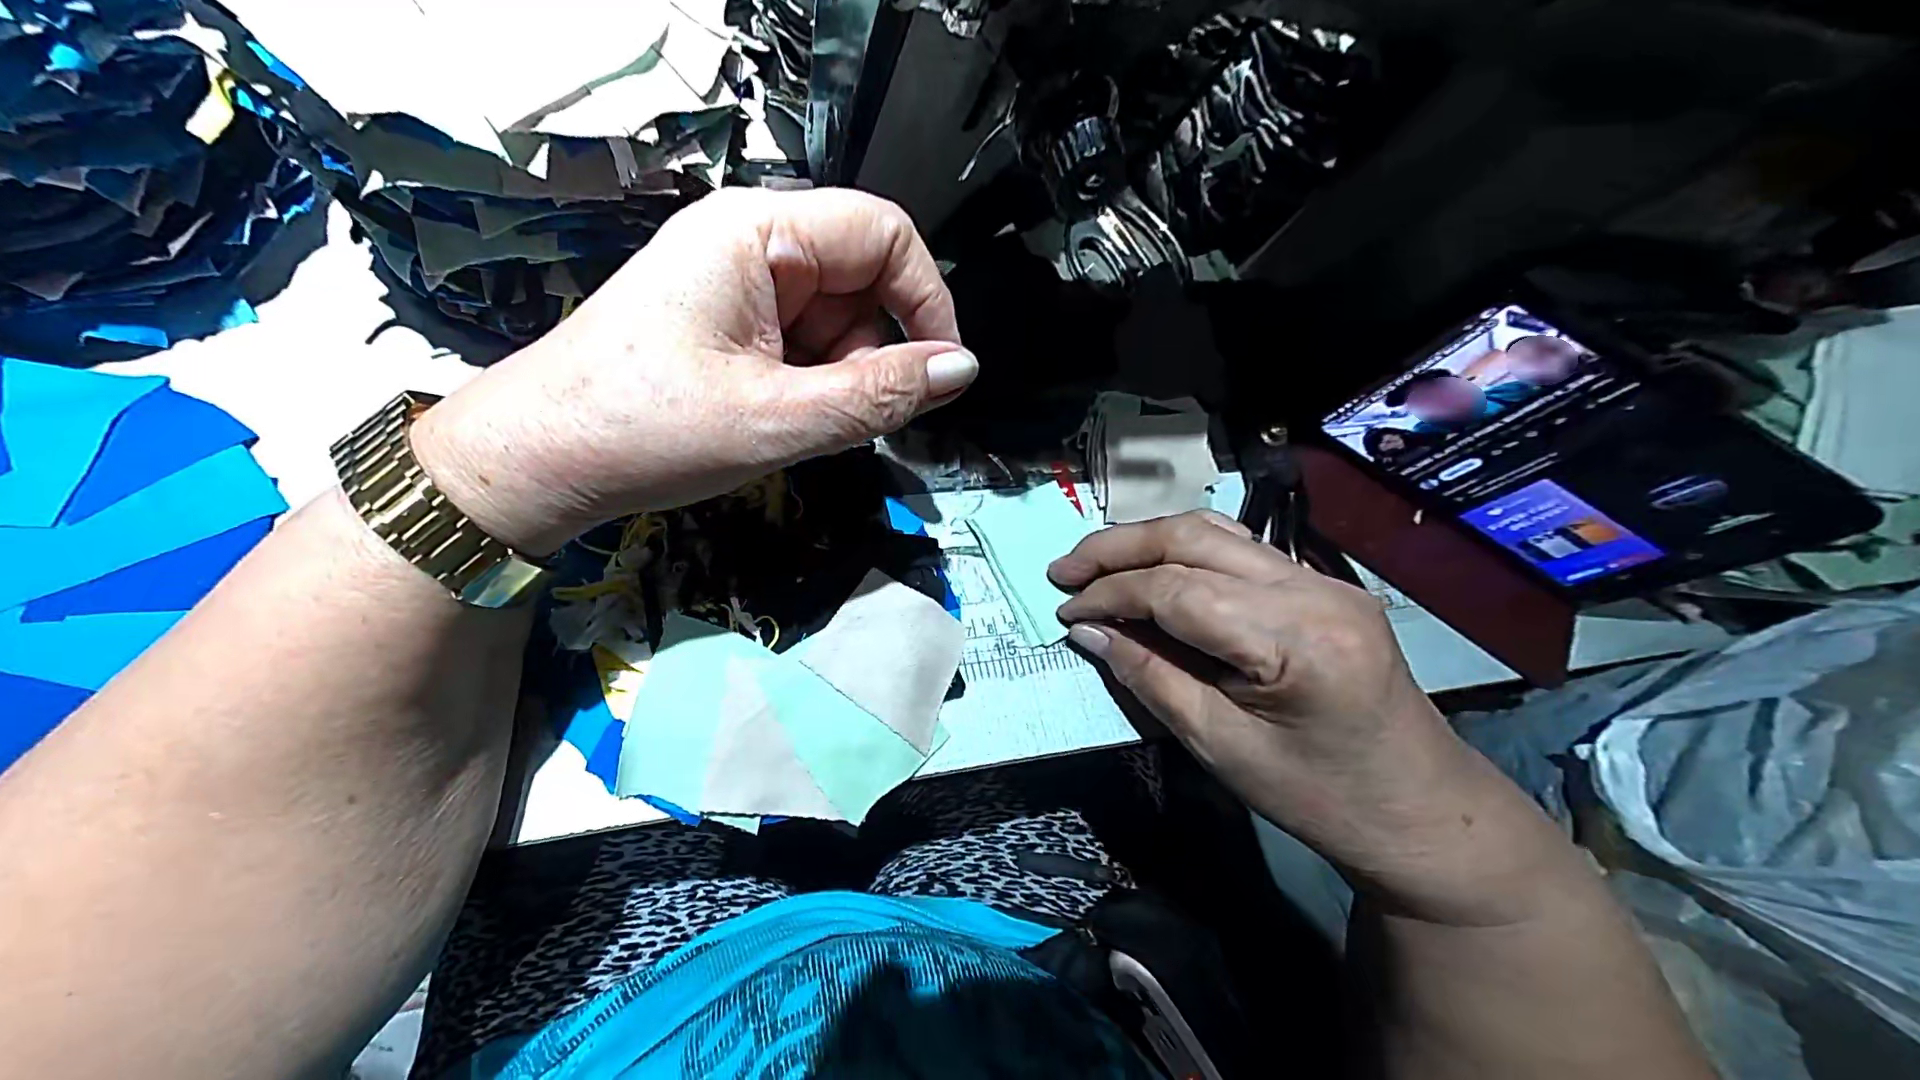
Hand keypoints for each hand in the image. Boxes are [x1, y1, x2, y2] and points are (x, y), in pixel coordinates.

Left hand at [410, 188, 976, 555]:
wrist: (542, 462)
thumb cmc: (644, 430)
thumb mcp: (778, 419)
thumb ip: (878, 394)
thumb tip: (961, 370)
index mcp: (757, 234)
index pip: (883, 234)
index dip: (927, 300)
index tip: (943, 372)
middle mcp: (751, 244)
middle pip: (864, 281)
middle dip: (874, 353)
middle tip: (849, 416)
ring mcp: (740, 285)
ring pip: (839, 320)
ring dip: (843, 376)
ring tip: (797, 422)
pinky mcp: (732, 323)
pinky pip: (807, 343)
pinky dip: (816, 384)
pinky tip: (781, 418)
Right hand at [1051, 512, 1574, 925]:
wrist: (1422, 810)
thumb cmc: (1320, 797)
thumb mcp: (1220, 746)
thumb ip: (1149, 676)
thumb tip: (1089, 629)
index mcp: (1297, 638)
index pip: (1177, 589)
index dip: (1110, 593)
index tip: (1065, 609)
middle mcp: (1314, 589)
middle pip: (1193, 538)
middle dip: (1118, 547)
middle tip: (1064, 569)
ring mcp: (1322, 580)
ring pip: (1214, 531)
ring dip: (1146, 541)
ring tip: (1095, 563)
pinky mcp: (1320, 585)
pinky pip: (1237, 550)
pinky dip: (1181, 553)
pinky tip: (1150, 569)